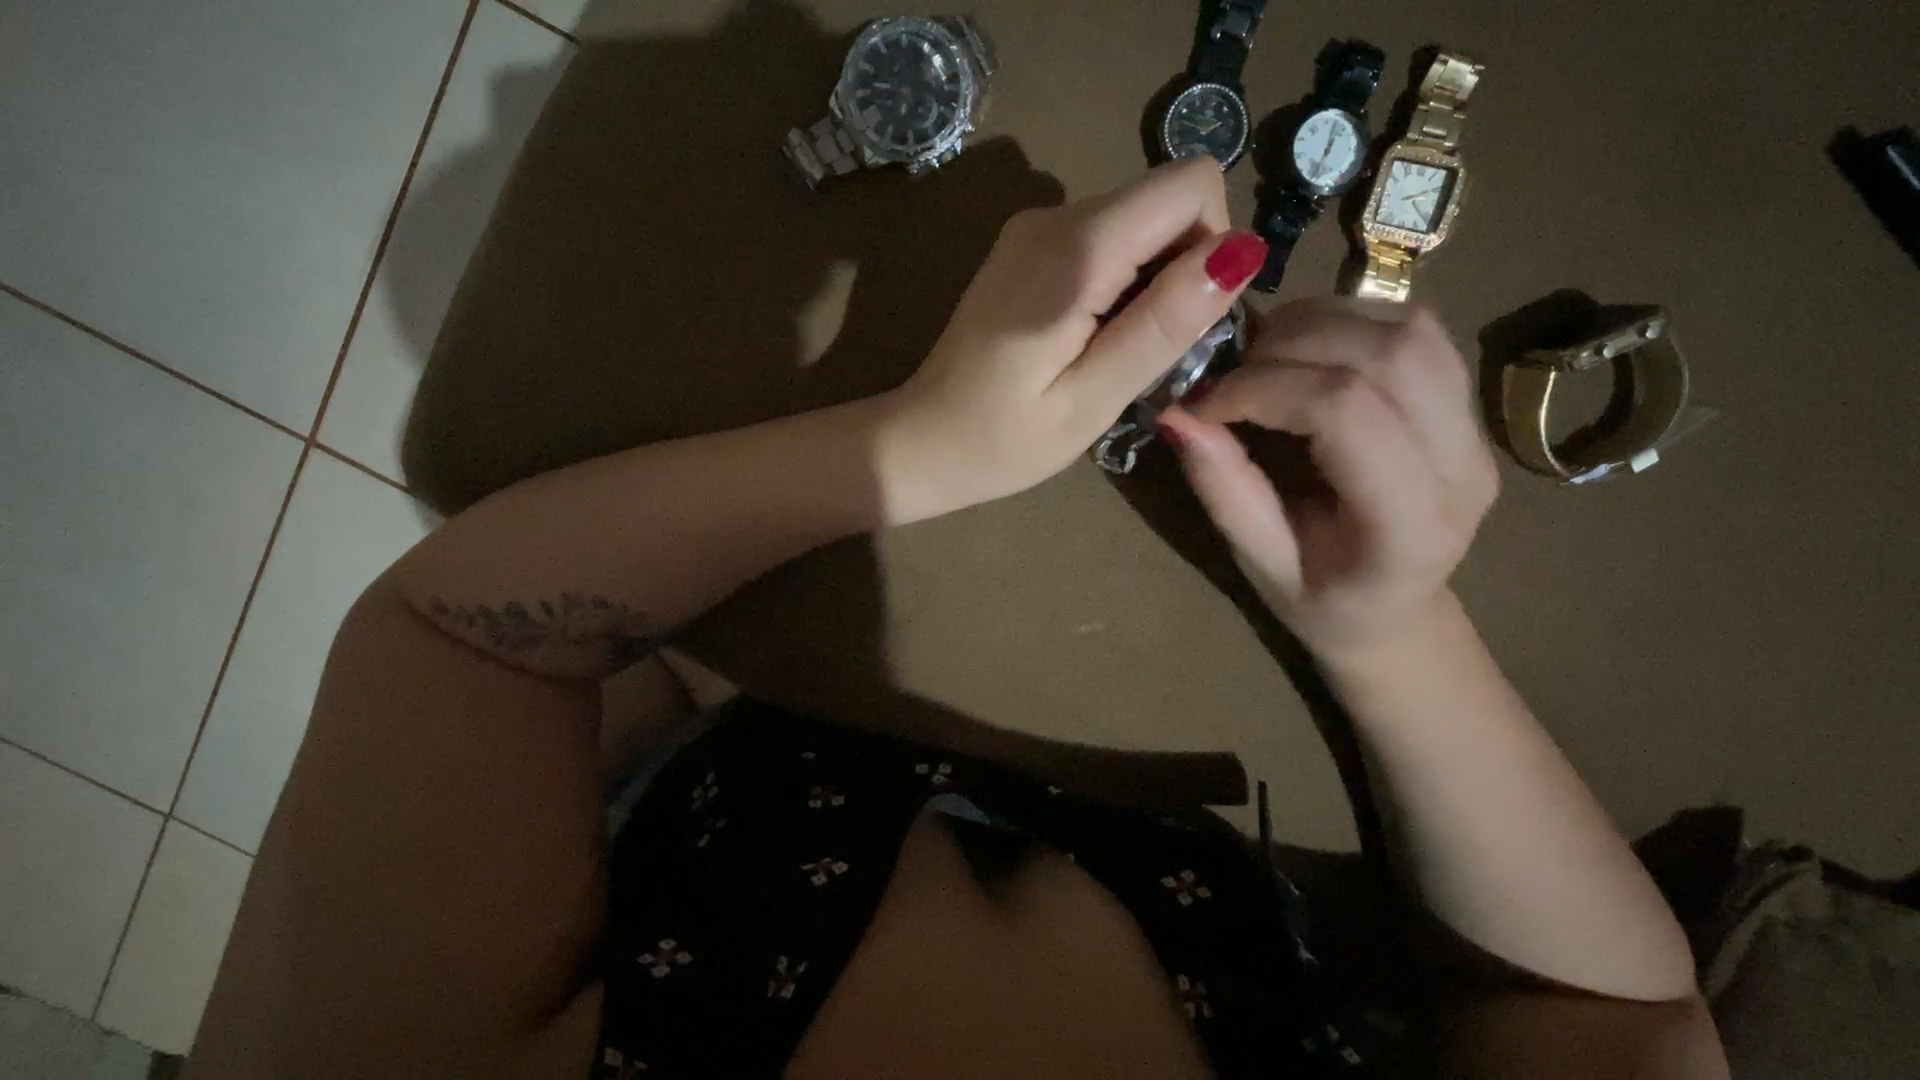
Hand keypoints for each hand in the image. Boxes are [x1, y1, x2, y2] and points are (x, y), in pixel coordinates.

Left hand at [877, 157, 1266, 522]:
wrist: (920, 442)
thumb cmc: (1003, 441)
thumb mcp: (1093, 398)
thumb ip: (1164, 323)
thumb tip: (1241, 253)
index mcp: (1074, 250)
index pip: (1190, 183)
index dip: (1214, 244)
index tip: (1189, 316)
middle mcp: (1054, 215)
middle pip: (1165, 199)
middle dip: (1183, 268)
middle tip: (1148, 349)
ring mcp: (1035, 227)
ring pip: (1139, 220)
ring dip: (1152, 281)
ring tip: (1114, 352)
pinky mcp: (1027, 246)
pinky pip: (1106, 239)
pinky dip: (1120, 282)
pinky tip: (1090, 339)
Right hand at [1157, 300, 1499, 665]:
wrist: (1393, 610)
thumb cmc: (1321, 601)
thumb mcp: (1260, 564)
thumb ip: (1225, 490)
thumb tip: (1175, 412)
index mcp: (1407, 526)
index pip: (1347, 411)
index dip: (1265, 389)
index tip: (1205, 404)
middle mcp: (1460, 466)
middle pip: (1389, 355)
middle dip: (1289, 346)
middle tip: (1232, 376)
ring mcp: (1475, 428)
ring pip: (1410, 329)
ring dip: (1320, 323)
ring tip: (1265, 359)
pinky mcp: (1467, 402)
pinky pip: (1417, 329)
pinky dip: (1349, 321)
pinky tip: (1307, 352)